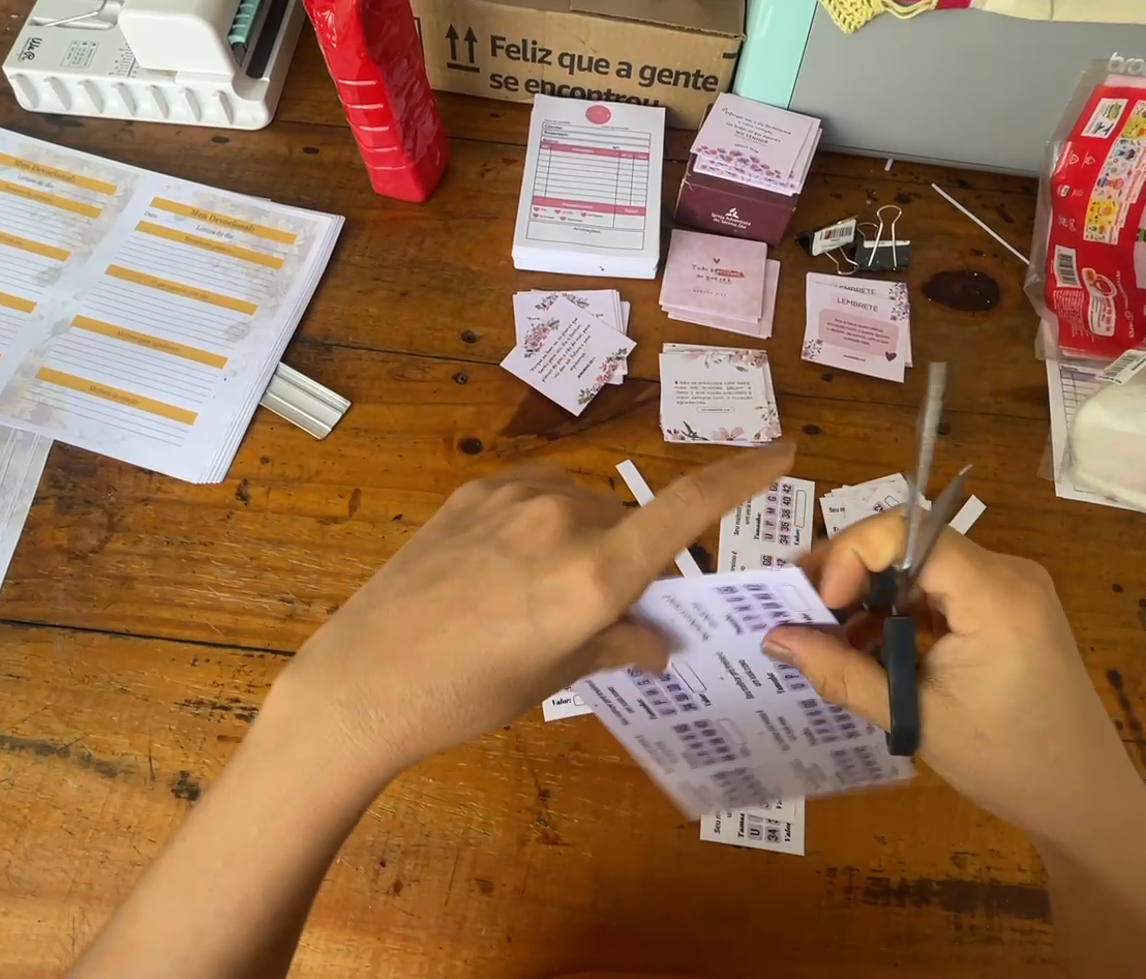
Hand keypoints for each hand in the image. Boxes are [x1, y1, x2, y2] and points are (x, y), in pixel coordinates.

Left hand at [268, 445, 794, 780]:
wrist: (362, 677)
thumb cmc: (468, 694)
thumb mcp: (555, 675)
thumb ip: (617, 641)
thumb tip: (659, 640)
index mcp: (591, 572)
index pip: (686, 508)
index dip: (742, 475)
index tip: (782, 451)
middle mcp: (561, 517)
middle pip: (631, 520)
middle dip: (635, 556)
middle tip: (609, 604)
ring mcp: (513, 495)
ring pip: (584, 504)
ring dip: (587, 537)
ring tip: (542, 588)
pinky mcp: (474, 489)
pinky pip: (538, 494)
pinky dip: (546, 521)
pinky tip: (508, 560)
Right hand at [760, 514, 1131, 836]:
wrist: (1088, 804)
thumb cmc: (1009, 765)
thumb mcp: (915, 719)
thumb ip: (840, 671)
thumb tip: (773, 637)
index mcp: (997, 597)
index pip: (908, 533)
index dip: (853, 554)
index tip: (821, 602)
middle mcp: (1006, 574)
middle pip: (907, 540)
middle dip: (847, 568)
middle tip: (799, 605)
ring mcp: (1007, 585)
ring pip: (915, 559)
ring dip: (866, 587)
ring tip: (824, 626)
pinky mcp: (1001, 602)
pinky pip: (934, 582)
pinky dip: (893, 602)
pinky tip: (865, 637)